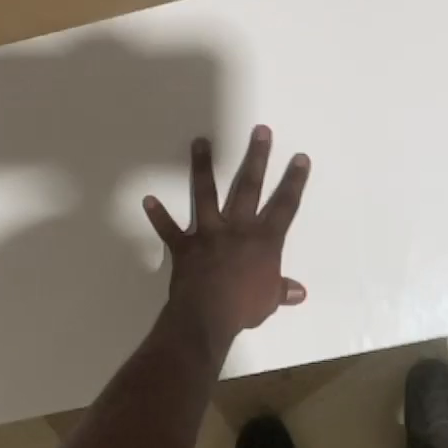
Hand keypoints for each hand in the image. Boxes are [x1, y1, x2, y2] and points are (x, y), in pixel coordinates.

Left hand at [143, 125, 309, 346]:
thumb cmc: (244, 308)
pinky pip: (169, 230)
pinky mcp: (184, 246)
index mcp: (264, 241)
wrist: (207, 316)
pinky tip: (147, 201)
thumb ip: (281, 291)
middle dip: (256, 158)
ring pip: (206, 194)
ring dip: (201, 167)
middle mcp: (238, 229)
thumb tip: (299, 293)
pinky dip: (158, 217)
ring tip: (200, 142)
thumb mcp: (269, 300)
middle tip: (260, 131)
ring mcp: (209, 234)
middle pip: (249, 187)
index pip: (285, 206)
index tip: (300, 158)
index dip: (294, 182)